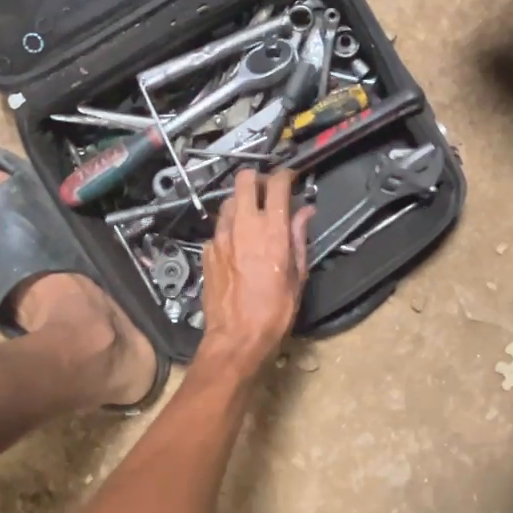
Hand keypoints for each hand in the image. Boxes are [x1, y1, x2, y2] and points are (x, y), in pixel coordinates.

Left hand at [196, 168, 313, 378]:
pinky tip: (237, 243)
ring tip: (252, 215)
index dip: (285, 175)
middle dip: (257, 178)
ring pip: (229, 202)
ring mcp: (221, 236)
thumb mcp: (298, 275)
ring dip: (242, 202)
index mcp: (272, 230)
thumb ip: (300, 237)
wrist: (236, 337)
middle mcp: (244, 225)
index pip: (277, 184)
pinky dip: (230, 228)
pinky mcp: (207, 251)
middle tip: (267, 189)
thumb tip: (306, 212)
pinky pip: (219, 228)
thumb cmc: (274, 310)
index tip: (291, 177)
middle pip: (245, 180)